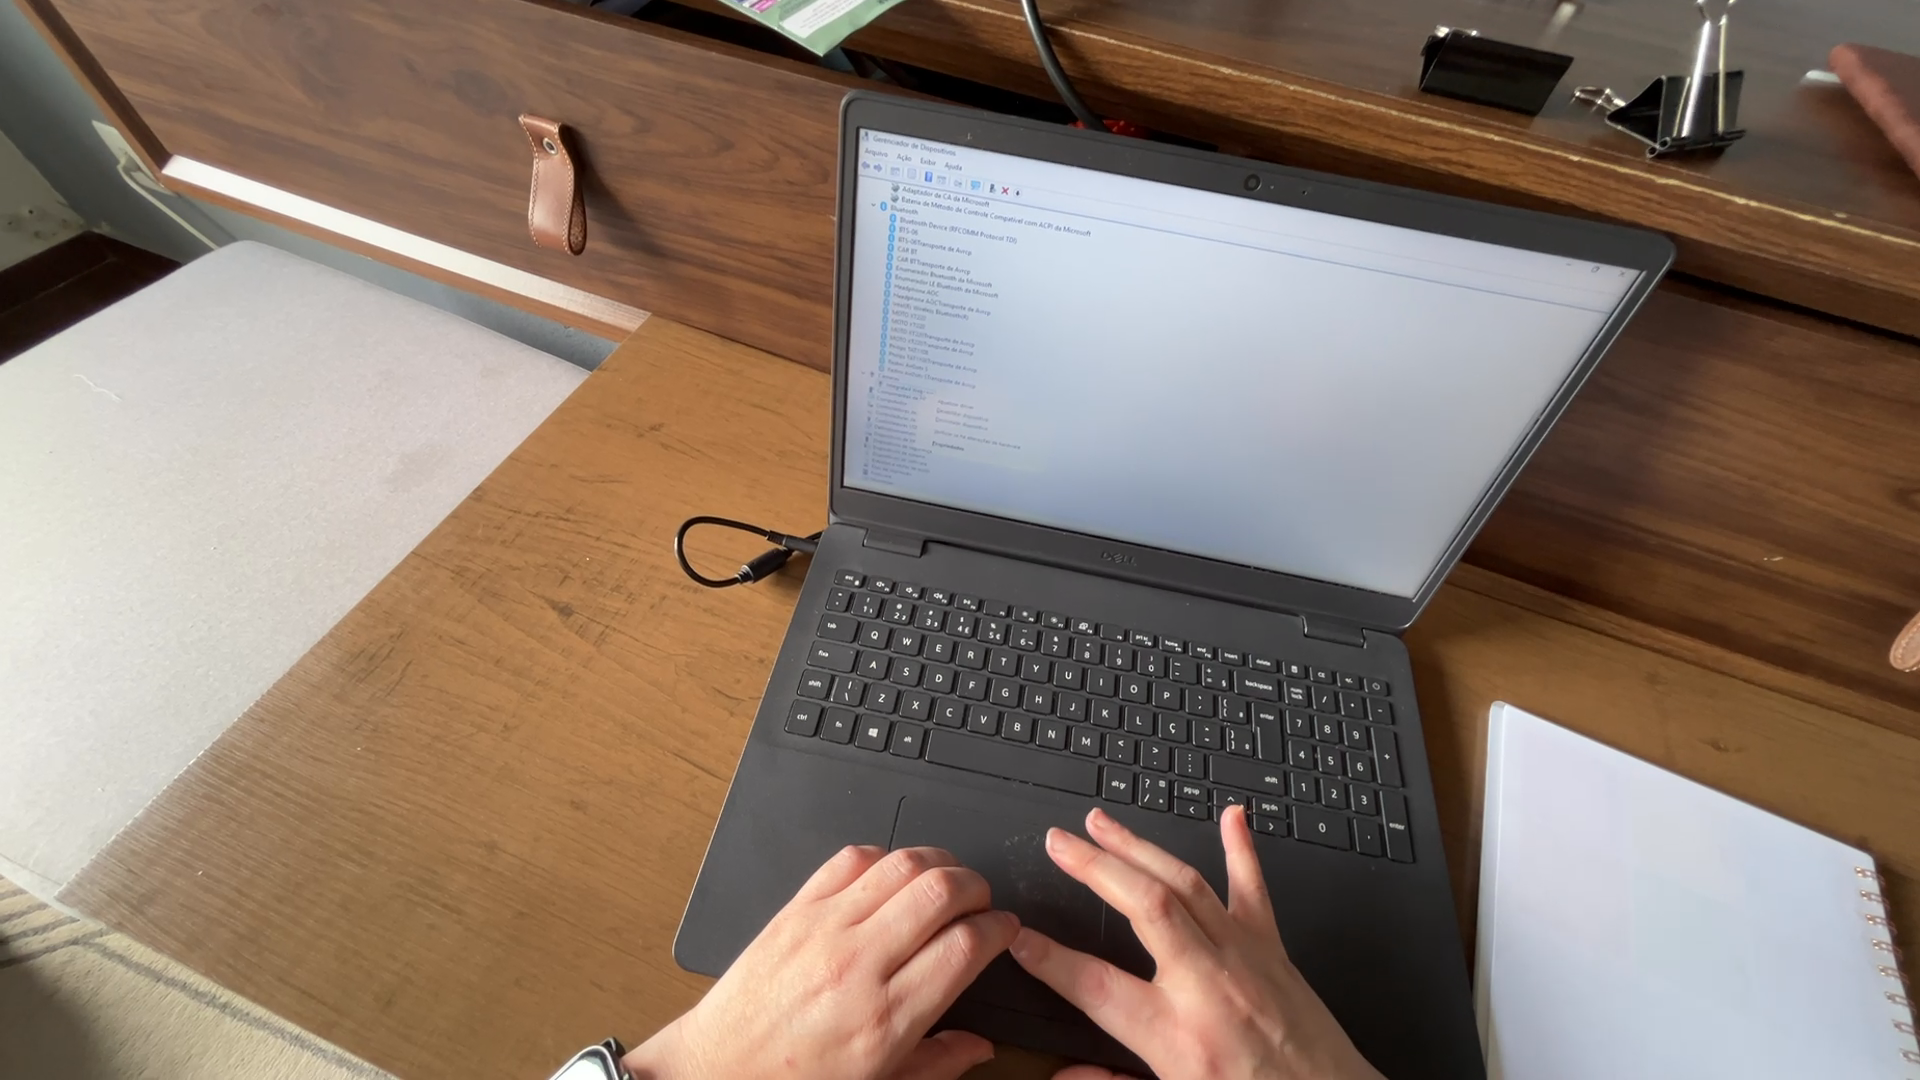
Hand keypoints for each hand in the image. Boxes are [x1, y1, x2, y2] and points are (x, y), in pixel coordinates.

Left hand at [623, 844, 1018, 1079]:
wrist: (712, 1075)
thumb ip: (937, 1064)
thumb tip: (982, 1043)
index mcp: (885, 1019)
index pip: (964, 948)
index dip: (999, 928)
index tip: (1006, 927)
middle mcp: (859, 963)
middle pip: (940, 891)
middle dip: (976, 885)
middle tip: (981, 899)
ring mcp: (825, 926)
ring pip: (901, 863)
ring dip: (937, 861)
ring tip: (947, 877)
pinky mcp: (797, 906)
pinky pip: (852, 857)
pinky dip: (883, 856)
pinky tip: (892, 874)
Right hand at [1010, 807, 1383, 1079]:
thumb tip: (1062, 1078)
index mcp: (1181, 1038)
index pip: (1097, 988)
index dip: (1050, 959)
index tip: (1018, 935)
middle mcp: (1210, 986)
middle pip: (1144, 906)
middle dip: (1094, 866)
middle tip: (1058, 841)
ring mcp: (1243, 957)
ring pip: (1184, 884)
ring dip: (1138, 846)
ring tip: (1102, 822)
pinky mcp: (1272, 947)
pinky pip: (1254, 888)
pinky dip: (1241, 849)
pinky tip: (1232, 816)